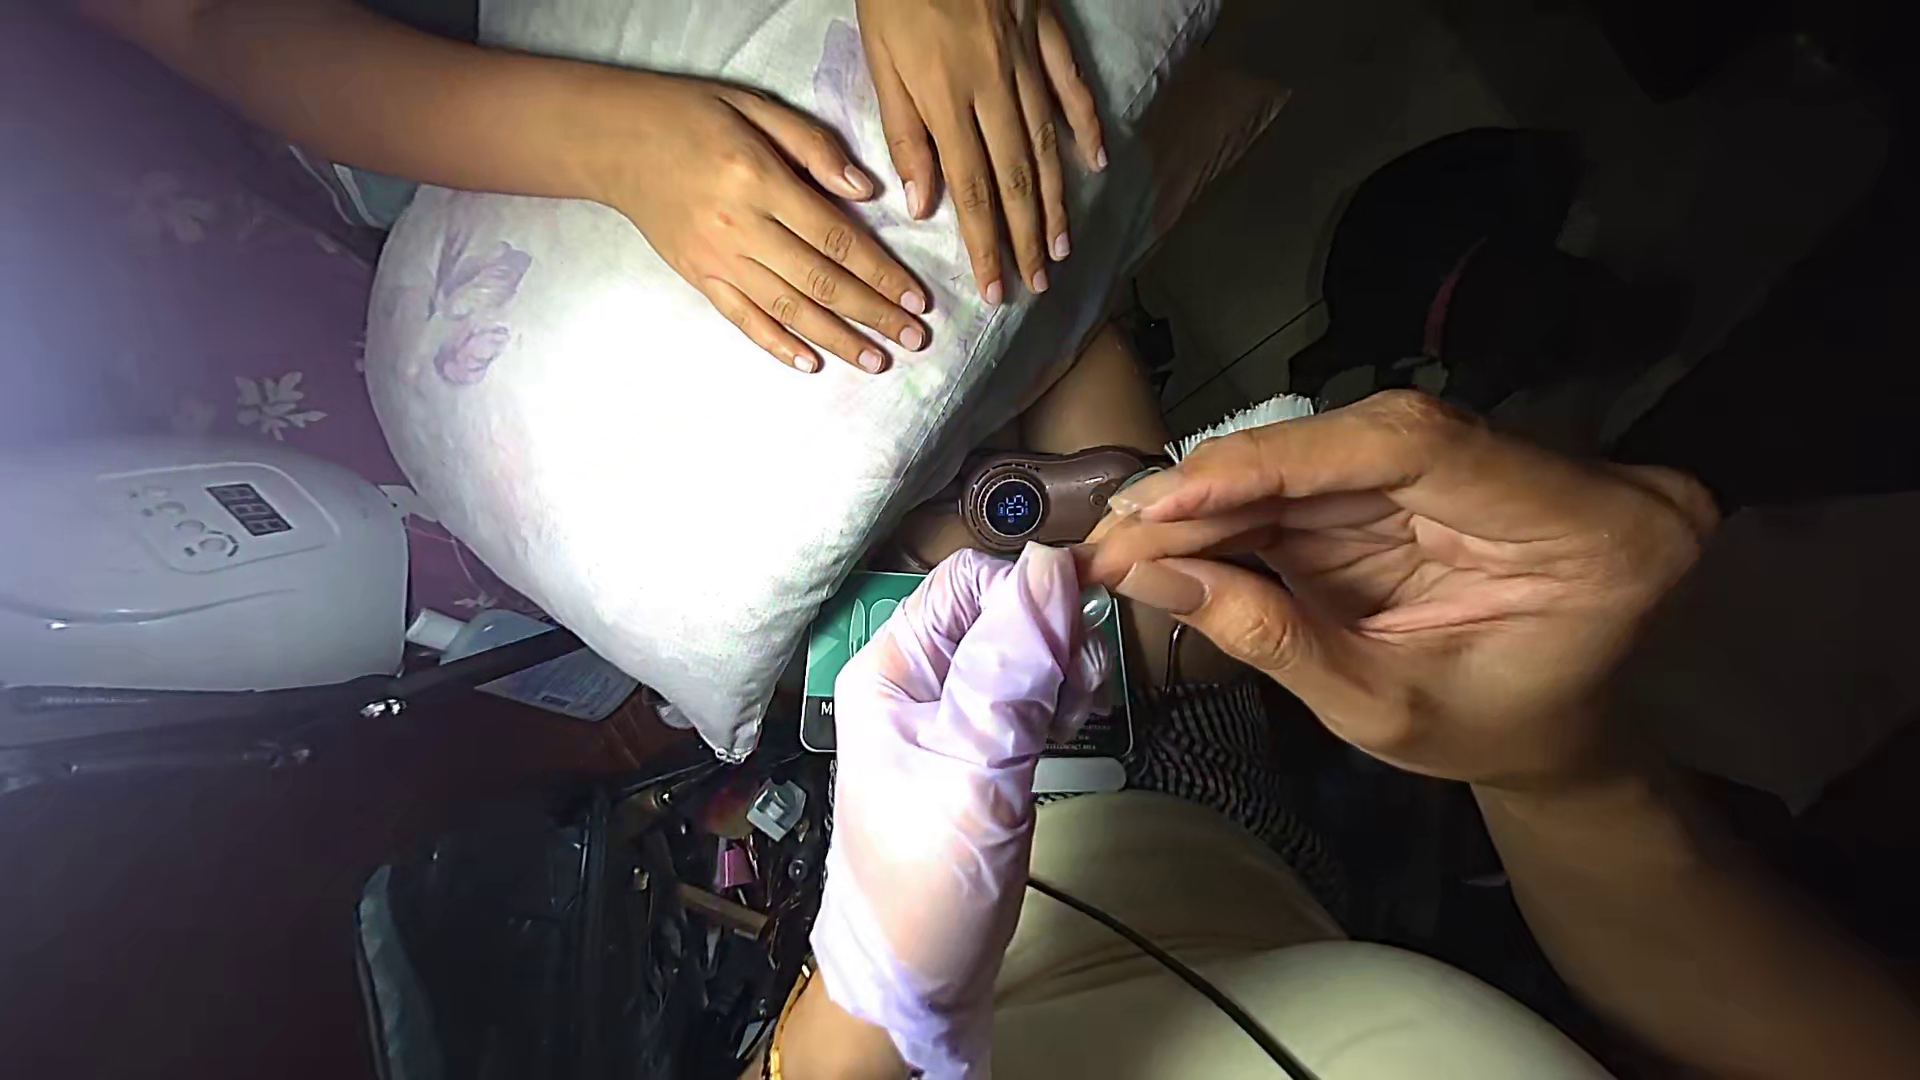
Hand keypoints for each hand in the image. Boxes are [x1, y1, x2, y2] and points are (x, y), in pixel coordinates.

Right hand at [598, 74, 930, 372]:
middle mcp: (743, 228)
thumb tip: (866, 192)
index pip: (838, 239)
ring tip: (877, 361)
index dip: (882, 273)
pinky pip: (744, 320)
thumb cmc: (688, 116)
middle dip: (874, 315)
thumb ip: (813, 148)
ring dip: (839, 340)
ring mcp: (719, 260)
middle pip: (823, 282)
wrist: (610, 138)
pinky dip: (778, 345)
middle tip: (913, 339)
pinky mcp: (700, 280)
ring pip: (791, 309)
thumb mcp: (753, 106)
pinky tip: (812, 364)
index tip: (915, 299)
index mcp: (761, 180)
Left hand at [811, 545, 1105, 1077]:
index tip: (1079, 625)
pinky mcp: (985, 729)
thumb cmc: (927, 882)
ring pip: (1025, 642)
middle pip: (1000, 607)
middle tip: (1074, 690)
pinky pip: (1033, 682)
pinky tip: (1066, 724)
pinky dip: (1062, 692)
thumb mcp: (972, 770)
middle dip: (1051, 633)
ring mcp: (955, 701)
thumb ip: (1010, 668)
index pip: (966, 582)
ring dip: (1063, 664)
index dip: (1026, 587)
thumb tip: (1049, 567)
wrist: (920, 976)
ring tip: (1070, 716)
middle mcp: (922, 671)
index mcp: (894, 664)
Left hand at [858, 0, 1104, 304]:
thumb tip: (923, 205)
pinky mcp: (1042, 27)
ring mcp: (1024, 57)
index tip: (996, 290)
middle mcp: (994, 87)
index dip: (986, 247)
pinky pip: (1070, 81)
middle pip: (1015, 181)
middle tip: (1038, 284)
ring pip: (1046, 144)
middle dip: (1027, 240)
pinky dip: (1085, 123)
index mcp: (948, 100)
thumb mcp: (881, 60)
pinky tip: (1095, 162)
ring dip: (1056, 202)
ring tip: (1062, 248)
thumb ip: (905, 135)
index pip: (973, 193)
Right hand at [1079, 391, 1717, 790]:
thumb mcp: (1371, 707)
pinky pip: (1294, 483)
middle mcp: (1525, 470)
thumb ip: (1262, 634)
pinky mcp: (1397, 480)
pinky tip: (1165, 533)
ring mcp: (1455, 466)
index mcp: (1584, 525)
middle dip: (1214, 488)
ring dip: (1203, 500)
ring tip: (1127, 537)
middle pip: (1337, 445)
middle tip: (1119, 529)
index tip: (1164, 500)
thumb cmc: (1482, 731)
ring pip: (1302, 458)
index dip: (1269, 461)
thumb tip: (1142, 574)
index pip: (1407, 445)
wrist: (1536, 728)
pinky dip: (1222, 511)